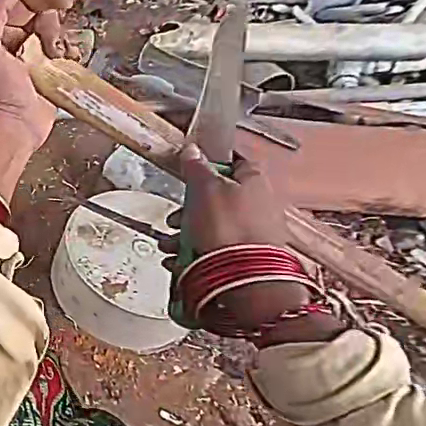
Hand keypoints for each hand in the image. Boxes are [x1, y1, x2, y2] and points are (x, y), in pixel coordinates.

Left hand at [0, 0, 57, 202]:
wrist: (14, 125)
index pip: (21, 2)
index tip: (55, 0)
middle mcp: (15, 43)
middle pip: (44, 14)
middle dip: (48, 22)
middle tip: (44, 38)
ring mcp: (35, 57)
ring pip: (59, 31)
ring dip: (59, 39)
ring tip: (49, 56)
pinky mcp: (53, 72)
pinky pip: (69, 51)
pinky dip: (71, 53)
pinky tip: (62, 62)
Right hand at [177, 146, 344, 344]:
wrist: (245, 277)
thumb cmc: (227, 226)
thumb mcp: (205, 189)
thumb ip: (197, 168)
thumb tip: (192, 149)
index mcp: (253, 182)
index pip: (234, 162)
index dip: (211, 164)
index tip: (190, 169)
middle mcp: (256, 205)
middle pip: (215, 198)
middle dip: (187, 208)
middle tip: (174, 217)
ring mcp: (250, 232)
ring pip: (208, 225)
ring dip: (183, 234)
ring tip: (169, 245)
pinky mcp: (241, 256)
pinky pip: (211, 249)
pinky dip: (191, 253)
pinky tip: (178, 260)